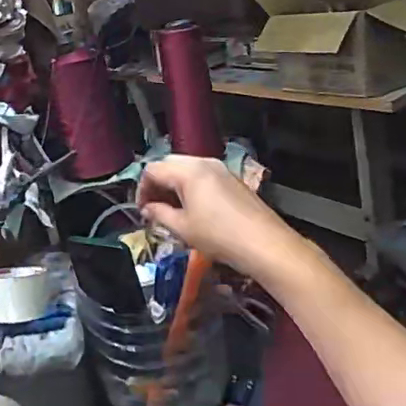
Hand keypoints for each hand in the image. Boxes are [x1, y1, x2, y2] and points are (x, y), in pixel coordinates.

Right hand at [137, 155, 316, 285]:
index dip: (142, 189)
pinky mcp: (232, 179)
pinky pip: (204, 175)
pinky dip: (192, 187)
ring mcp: (221, 169)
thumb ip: (159, 213)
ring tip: (173, 211)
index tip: (142, 211)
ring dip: (174, 185)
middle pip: (170, 164)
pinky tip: (194, 210)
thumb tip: (148, 208)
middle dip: (158, 184)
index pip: (153, 169)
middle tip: (154, 209)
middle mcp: (204, 162)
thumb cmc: (219, 235)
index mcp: (188, 170)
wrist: (264, 243)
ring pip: (187, 168)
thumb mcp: (183, 228)